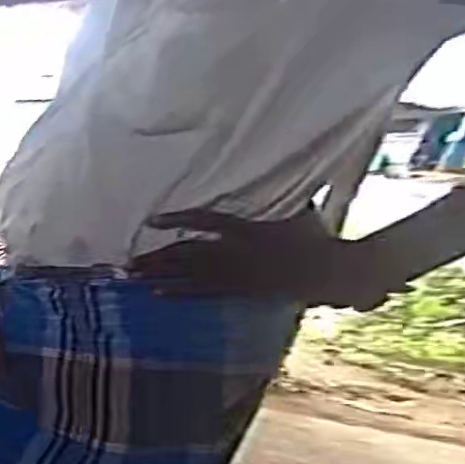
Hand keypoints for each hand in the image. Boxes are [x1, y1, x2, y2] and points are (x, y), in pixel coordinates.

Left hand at [130, 209, 400, 308]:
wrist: (337, 270)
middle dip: (155, 257)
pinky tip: (155, 292)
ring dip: (158, 274)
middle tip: (127, 260)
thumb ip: (276, 195)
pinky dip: (177, 292)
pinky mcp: (238, 290)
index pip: (204, 220)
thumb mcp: (296, 210)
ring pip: (187, 273)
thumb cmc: (317, 237)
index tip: (152, 220)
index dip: (177, 219)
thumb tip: (273, 170)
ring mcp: (235, 274)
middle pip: (185, 253)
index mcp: (247, 229)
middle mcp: (235, 253)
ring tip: (131, 274)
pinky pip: (202, 292)